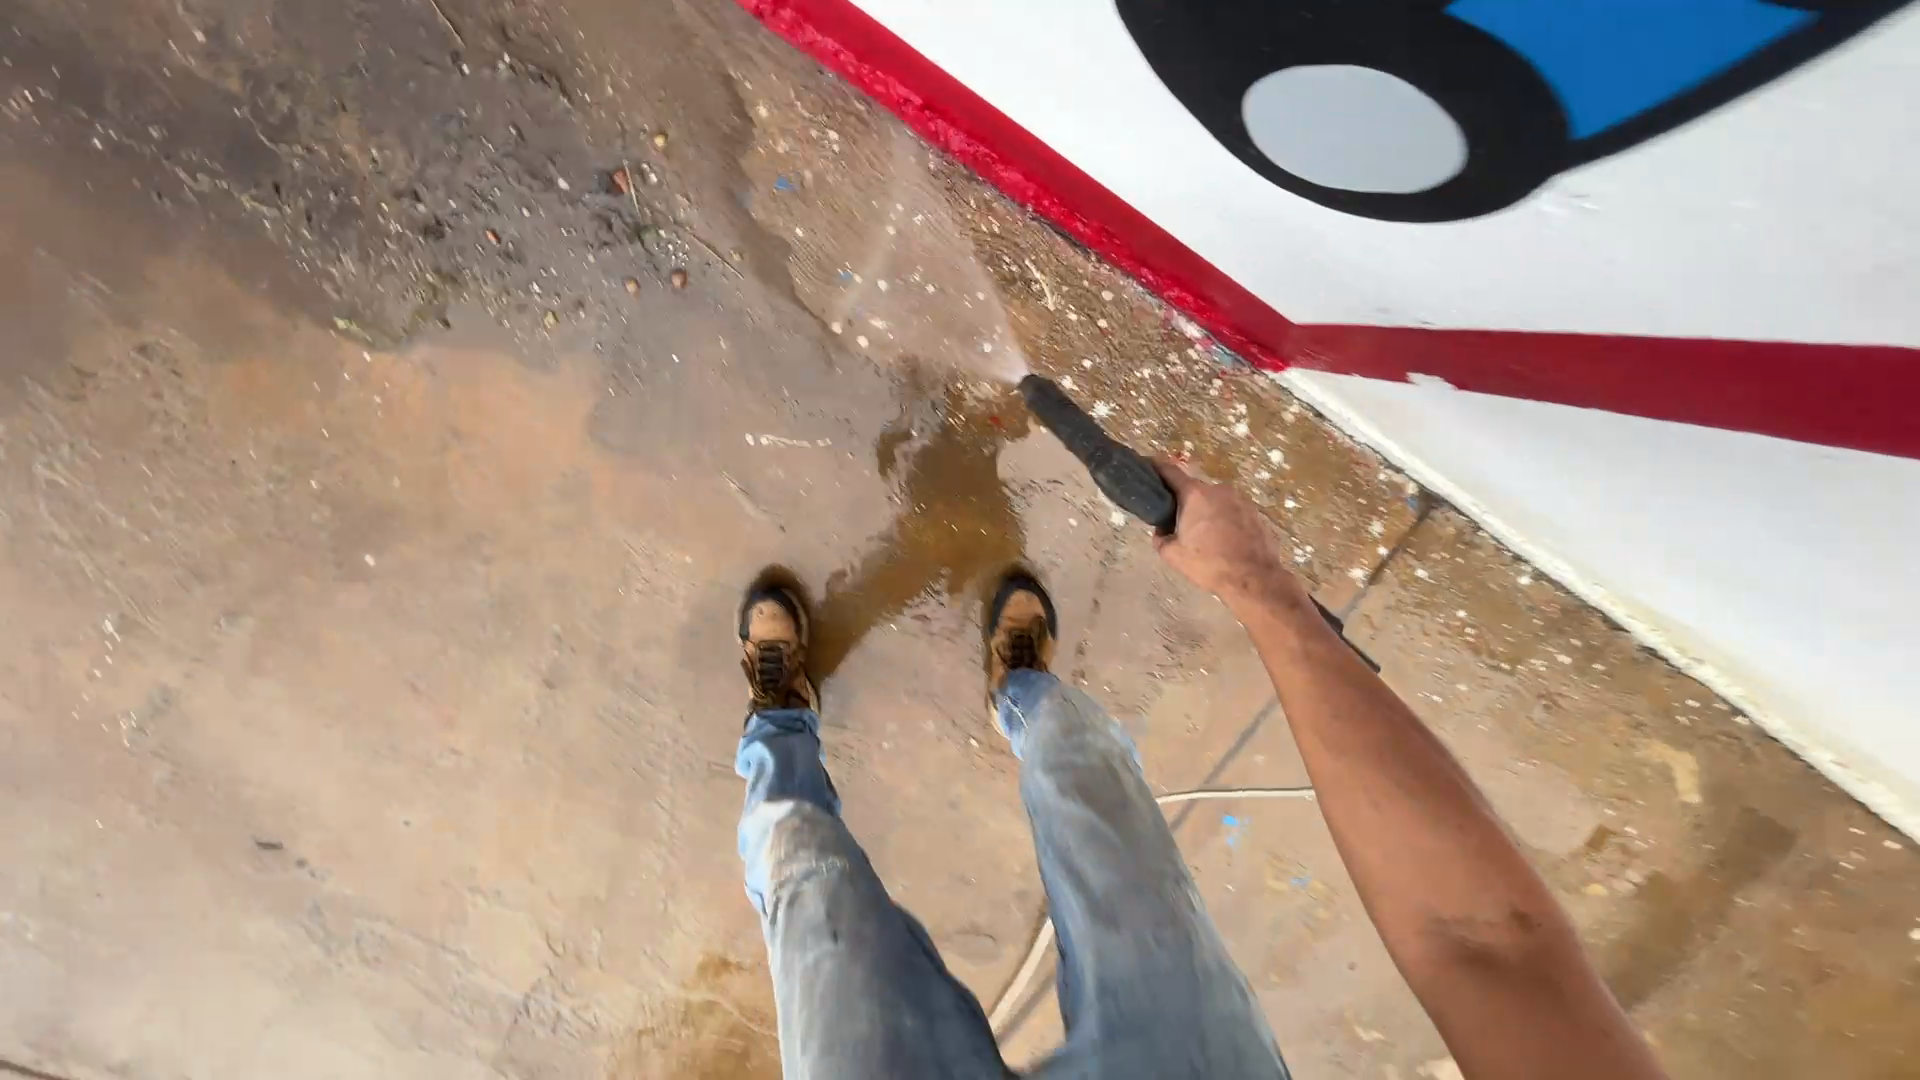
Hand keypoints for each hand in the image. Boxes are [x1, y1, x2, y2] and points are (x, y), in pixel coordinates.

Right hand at [1152, 458, 1307, 612]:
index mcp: (1195, 495)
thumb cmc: (1208, 564)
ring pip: (1215, 502)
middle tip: (1179, 523)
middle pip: (1194, 490)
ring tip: (1206, 537)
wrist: (1253, 578)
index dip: (1157, 468)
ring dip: (1207, 512)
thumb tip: (1162, 530)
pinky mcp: (1256, 513)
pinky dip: (1225, 521)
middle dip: (1185, 502)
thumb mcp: (1172, 555)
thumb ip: (1160, 537)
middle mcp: (1219, 490)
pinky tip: (1225, 541)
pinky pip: (1233, 512)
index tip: (1148, 466)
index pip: (1171, 472)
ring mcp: (1241, 499)